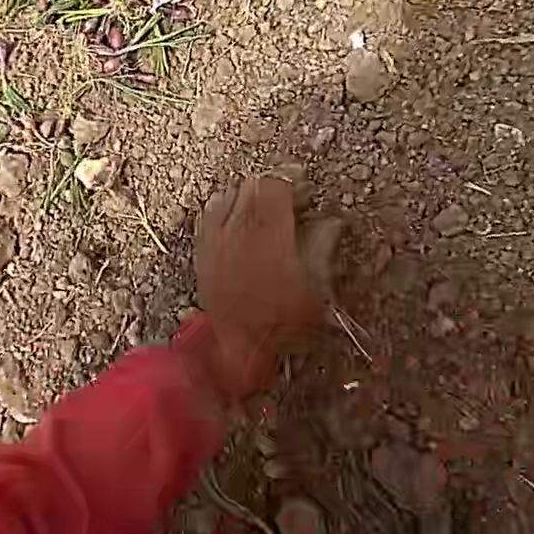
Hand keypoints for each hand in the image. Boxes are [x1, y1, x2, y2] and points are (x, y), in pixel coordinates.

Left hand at [189, 177, 327, 401]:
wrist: (238, 351)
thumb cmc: (281, 323)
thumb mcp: (315, 286)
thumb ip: (322, 247)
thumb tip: (330, 223)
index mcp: (268, 231)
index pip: (275, 185)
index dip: (293, 182)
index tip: (306, 192)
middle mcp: (237, 228)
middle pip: (252, 186)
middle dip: (273, 188)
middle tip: (290, 202)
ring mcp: (215, 239)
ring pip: (228, 195)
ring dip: (248, 197)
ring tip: (263, 211)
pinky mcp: (202, 252)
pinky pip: (210, 214)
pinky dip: (225, 210)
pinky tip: (238, 223)